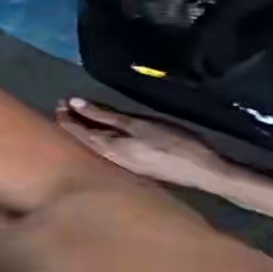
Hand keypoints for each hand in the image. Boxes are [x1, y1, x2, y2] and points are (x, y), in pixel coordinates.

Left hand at [55, 98, 236, 190]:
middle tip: (72, 102)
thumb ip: (102, 115)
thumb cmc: (172, 144)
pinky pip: (104, 146)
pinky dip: (99, 134)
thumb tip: (73, 102)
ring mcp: (116, 163)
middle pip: (76, 135)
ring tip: (86, 111)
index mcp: (100, 147)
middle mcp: (102, 157)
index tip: (64, 98)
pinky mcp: (130, 165)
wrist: (209, 173)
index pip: (68, 128)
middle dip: (72, 118)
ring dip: (85, 126)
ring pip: (89, 141)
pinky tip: (105, 127)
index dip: (63, 111)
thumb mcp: (136, 124)